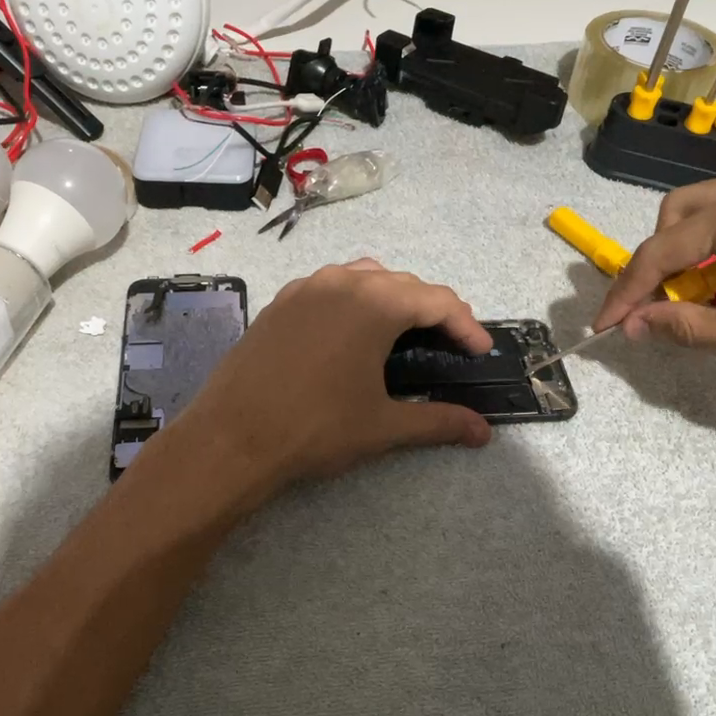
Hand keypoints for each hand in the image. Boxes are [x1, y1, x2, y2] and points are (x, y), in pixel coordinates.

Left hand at [161, 260, 493, 489]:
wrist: (232, 438)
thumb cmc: (315, 429)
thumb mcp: (383, 426)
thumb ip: (438, 422)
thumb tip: (484, 432)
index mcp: (375, 304)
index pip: (437, 301)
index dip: (466, 325)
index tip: (480, 352)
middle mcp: (341, 283)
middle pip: (402, 284)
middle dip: (431, 310)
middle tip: (449, 343)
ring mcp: (304, 289)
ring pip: (361, 278)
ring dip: (390, 299)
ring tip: (403, 333)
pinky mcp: (278, 305)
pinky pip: (327, 289)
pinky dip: (351, 302)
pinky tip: (349, 335)